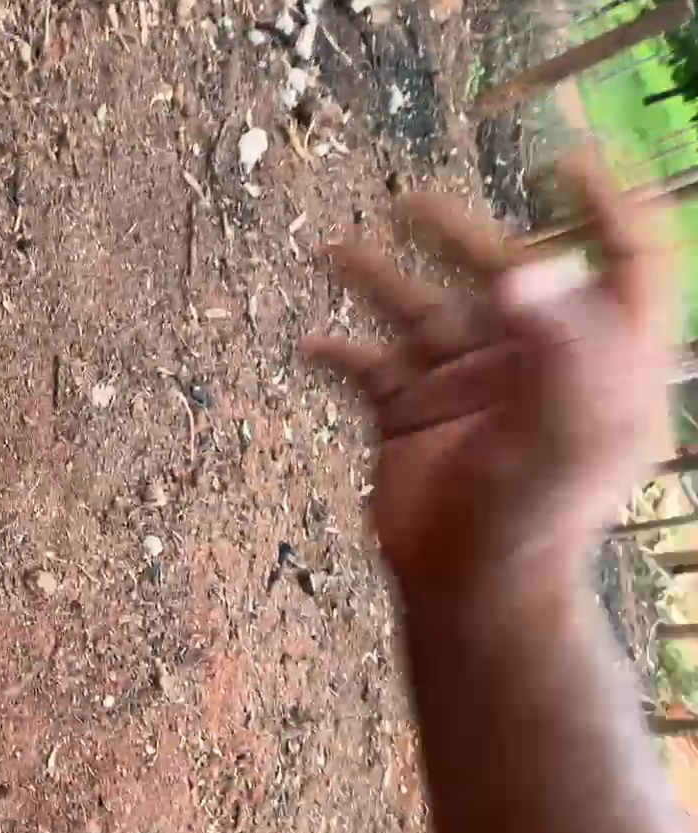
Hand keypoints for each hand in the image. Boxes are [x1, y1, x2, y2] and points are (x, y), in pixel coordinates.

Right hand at [302, 151, 680, 598]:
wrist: (466, 576)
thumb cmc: (531, 511)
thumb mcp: (563, 429)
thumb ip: (558, 347)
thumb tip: (530, 268)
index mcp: (597, 357)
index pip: (619, 264)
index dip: (601, 208)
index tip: (565, 160)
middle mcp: (530, 360)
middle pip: (499, 279)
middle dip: (456, 238)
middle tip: (409, 203)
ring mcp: (463, 387)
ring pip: (417, 318)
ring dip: (376, 285)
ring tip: (332, 250)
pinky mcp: (407, 415)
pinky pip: (366, 371)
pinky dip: (336, 355)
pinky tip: (309, 345)